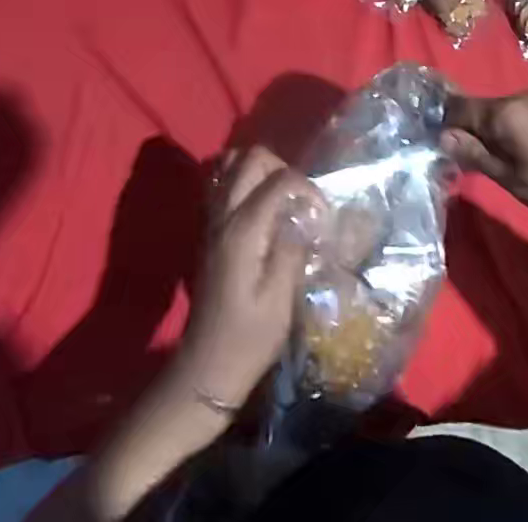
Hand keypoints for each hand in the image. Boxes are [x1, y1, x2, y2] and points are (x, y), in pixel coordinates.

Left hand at [171, 146, 317, 411]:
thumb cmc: (249, 337)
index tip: (321, 214)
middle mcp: (222, 217)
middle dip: (282, 167)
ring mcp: (210, 222)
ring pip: (230, 166)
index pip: (278, 179)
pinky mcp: (208, 231)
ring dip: (260, 171)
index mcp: (242, 231)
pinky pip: (221, 185)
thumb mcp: (281, 297)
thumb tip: (306, 215)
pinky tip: (263, 208)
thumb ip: (293, 246)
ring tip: (283, 199)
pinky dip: (243, 182)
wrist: (206, 368)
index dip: (306, 188)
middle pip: (249, 158)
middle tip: (301, 199)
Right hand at [443, 90, 527, 241]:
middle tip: (464, 166)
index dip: (444, 127)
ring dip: (491, 134)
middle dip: (468, 132)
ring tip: (493, 167)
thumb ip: (476, 155)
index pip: (458, 107)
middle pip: (480, 109)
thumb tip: (444, 136)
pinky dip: (512, 133)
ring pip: (501, 113)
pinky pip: (521, 116)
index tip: (438, 151)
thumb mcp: (513, 180)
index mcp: (505, 111)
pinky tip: (521, 158)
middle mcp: (521, 97)